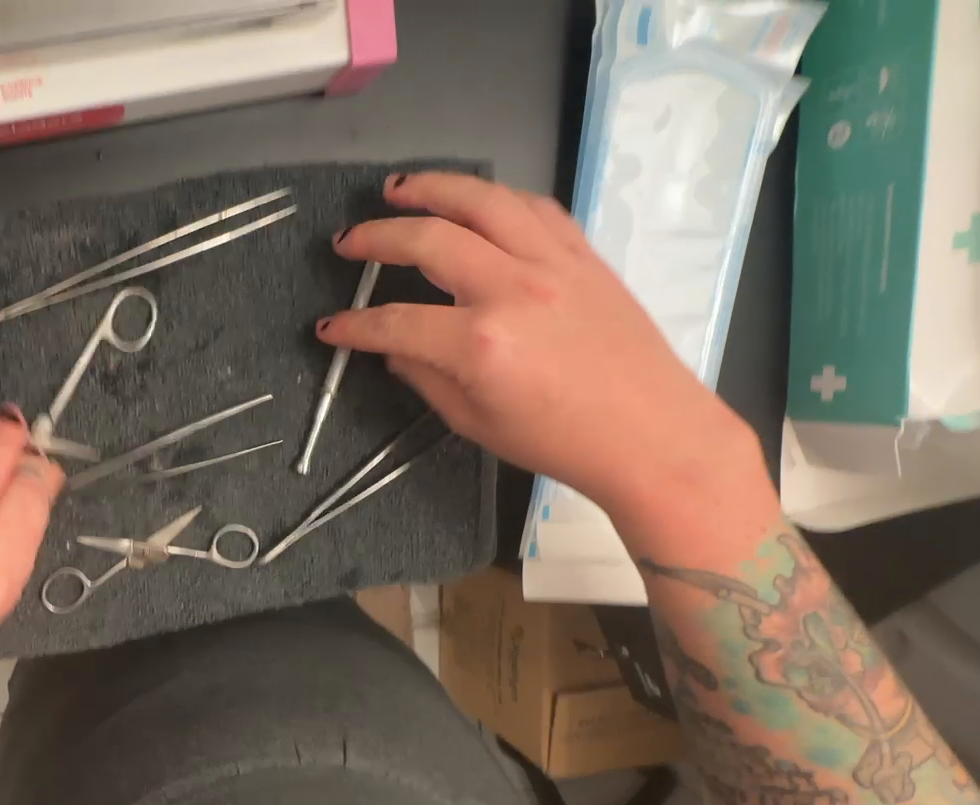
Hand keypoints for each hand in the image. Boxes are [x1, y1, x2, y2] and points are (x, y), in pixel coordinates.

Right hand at [317, 172, 768, 534]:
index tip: (329, 327)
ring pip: (483, 201)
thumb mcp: (474, 422)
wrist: (650, 433)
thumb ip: (425, 378)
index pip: (394, 323)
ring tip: (399, 188)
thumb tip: (393, 350)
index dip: (352, 326)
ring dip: (433, 188)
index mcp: (478, 344)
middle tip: (347, 240)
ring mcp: (552, 264)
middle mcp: (511, 289)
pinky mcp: (583, 255)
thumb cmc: (557, 441)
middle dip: (376, 237)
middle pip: (428, 241)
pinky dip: (494, 199)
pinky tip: (472, 201)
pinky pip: (532, 208)